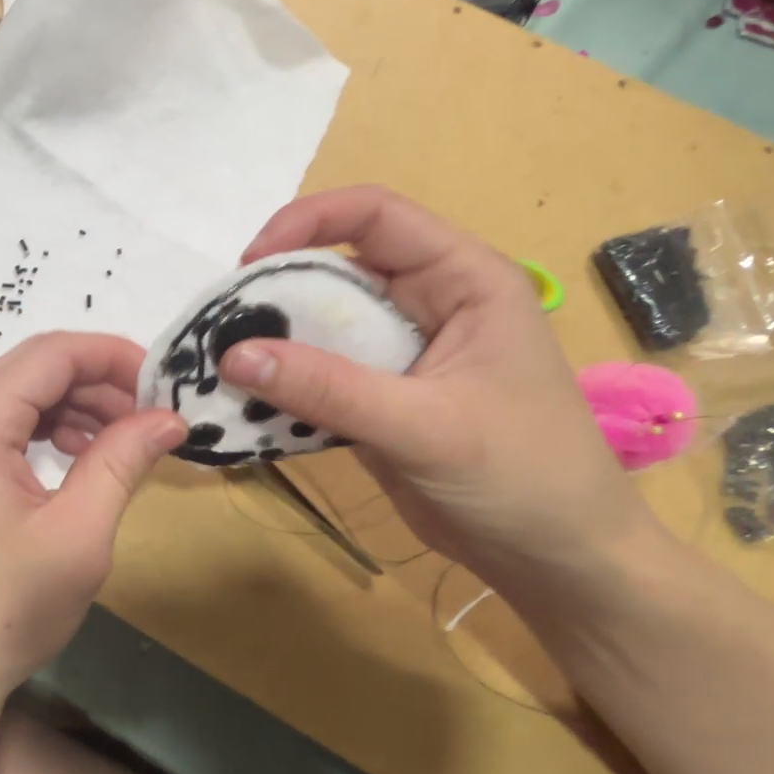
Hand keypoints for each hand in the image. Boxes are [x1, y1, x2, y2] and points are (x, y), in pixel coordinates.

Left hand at [0, 333, 187, 715]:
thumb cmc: (10, 605)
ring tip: (130, 439)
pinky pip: (12, 425)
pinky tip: (86, 455)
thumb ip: (122, 460)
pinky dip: (55, 429)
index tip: (169, 382)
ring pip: (26, 394)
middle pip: (36, 368)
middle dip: (101, 380)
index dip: (114, 356)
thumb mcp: (79, 532)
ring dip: (80, 405)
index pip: (51, 354)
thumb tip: (170, 416)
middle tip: (157, 414)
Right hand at [216, 186, 652, 580]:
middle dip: (271, 291)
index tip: (248, 264)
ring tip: (217, 367)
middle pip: (330, 268)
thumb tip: (231, 356)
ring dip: (266, 342)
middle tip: (217, 328)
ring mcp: (393, 351)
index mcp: (461, 281)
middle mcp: (423, 303)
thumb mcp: (425, 427)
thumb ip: (329, 389)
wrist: (555, 558)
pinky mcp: (370, 394)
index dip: (306, 222)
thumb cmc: (523, 476)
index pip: (375, 215)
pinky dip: (275, 384)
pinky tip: (242, 404)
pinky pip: (309, 372)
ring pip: (312, 323)